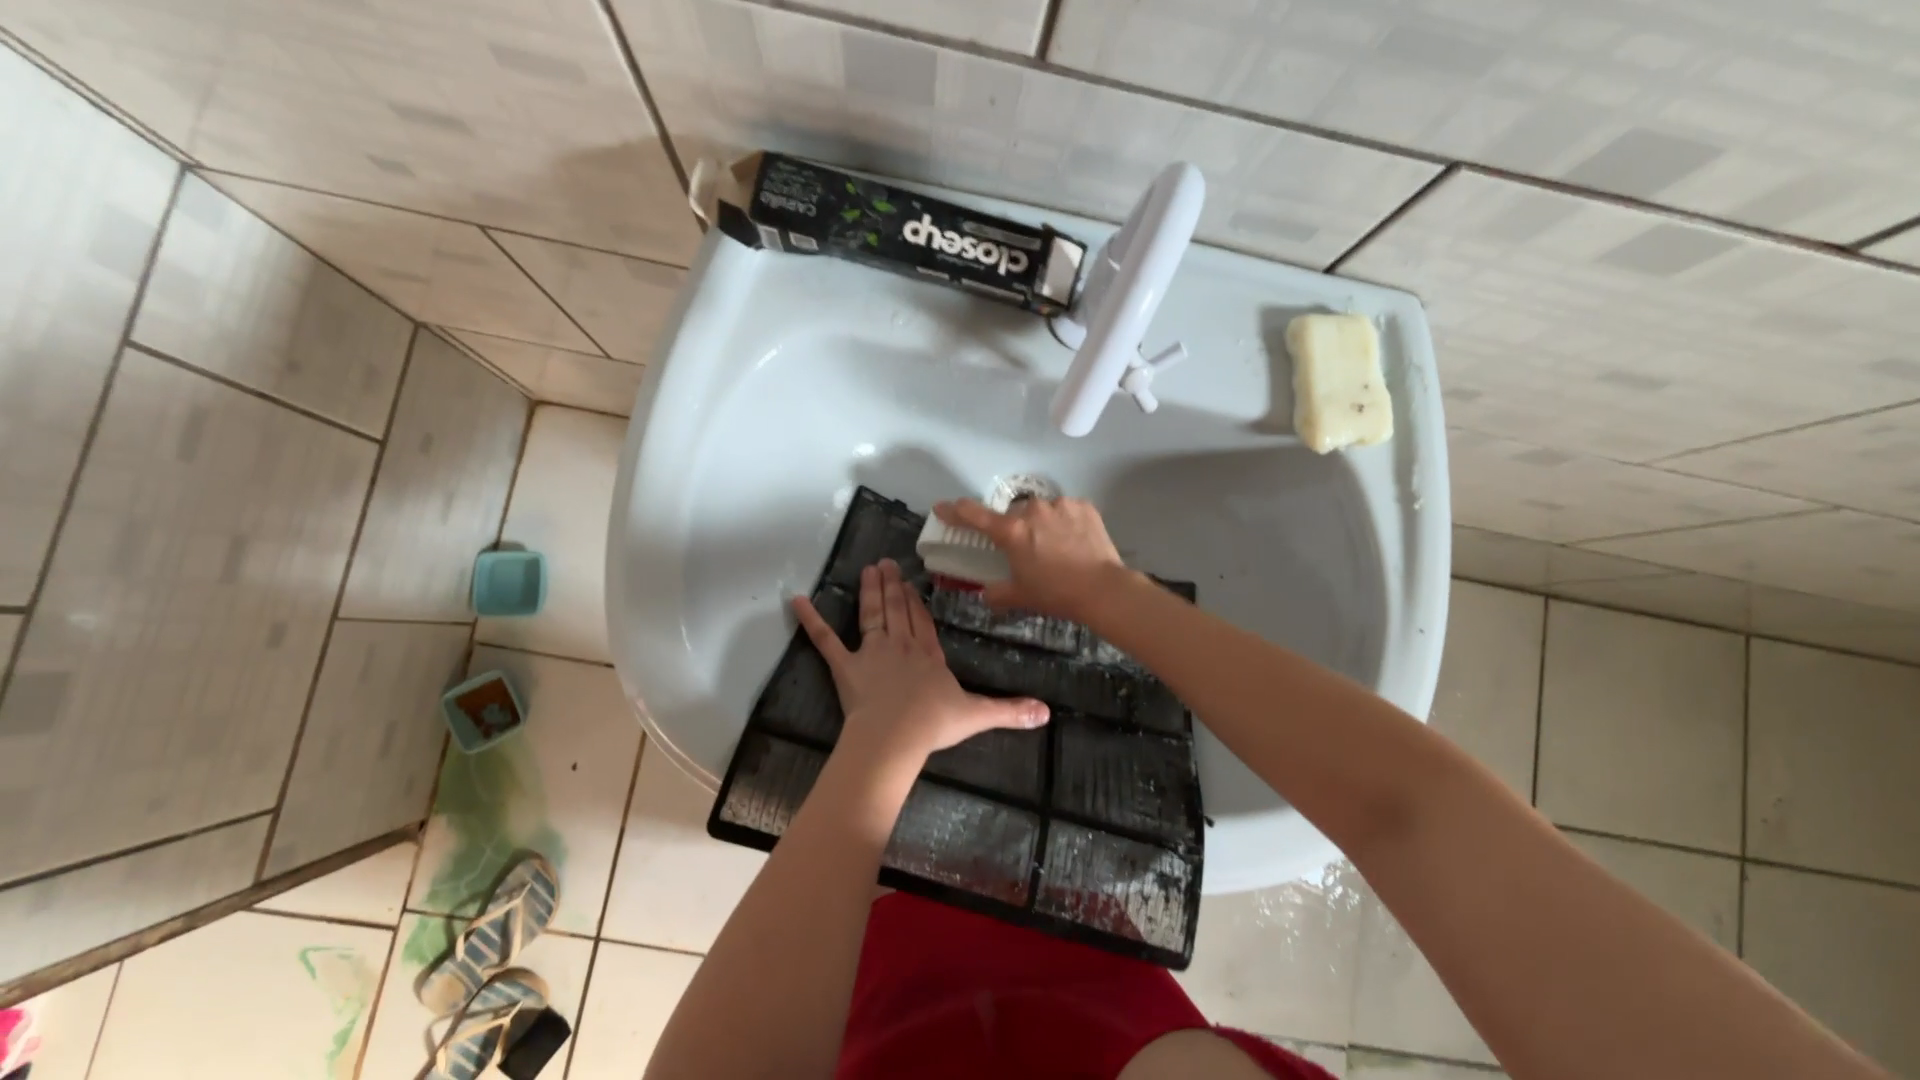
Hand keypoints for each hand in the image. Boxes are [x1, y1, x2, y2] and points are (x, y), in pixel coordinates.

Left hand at [791, 558, 1047, 766]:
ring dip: (869, 591)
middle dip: (892, 587)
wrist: (895, 736)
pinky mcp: (845, 666)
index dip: (916, 603)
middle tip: (886, 563)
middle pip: (897, 612)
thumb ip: (1009, 711)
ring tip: (868, 569)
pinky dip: (811, 620)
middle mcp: (901, 647)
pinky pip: (826, 640)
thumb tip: (1047, 713)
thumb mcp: (977, 716)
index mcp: (928, 655)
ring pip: (872, 615)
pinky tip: (796, 600)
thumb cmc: (933, 725)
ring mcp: (872, 653)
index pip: (922, 623)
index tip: (911, 583)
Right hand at [932, 497, 1129, 621]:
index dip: (955, 511)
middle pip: (1014, 516)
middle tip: (1027, 552)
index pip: (974, 515)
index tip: (943, 507)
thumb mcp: (1020, 596)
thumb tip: (986, 593)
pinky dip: (1066, 523)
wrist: (1103, 589)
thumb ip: (996, 593)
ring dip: (1042, 525)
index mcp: (1011, 532)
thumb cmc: (1056, 593)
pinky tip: (1074, 542)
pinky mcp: (1083, 506)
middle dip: (1016, 530)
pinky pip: (1066, 511)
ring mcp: (1060, 505)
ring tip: (1056, 549)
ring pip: (1042, 512)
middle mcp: (1032, 511)